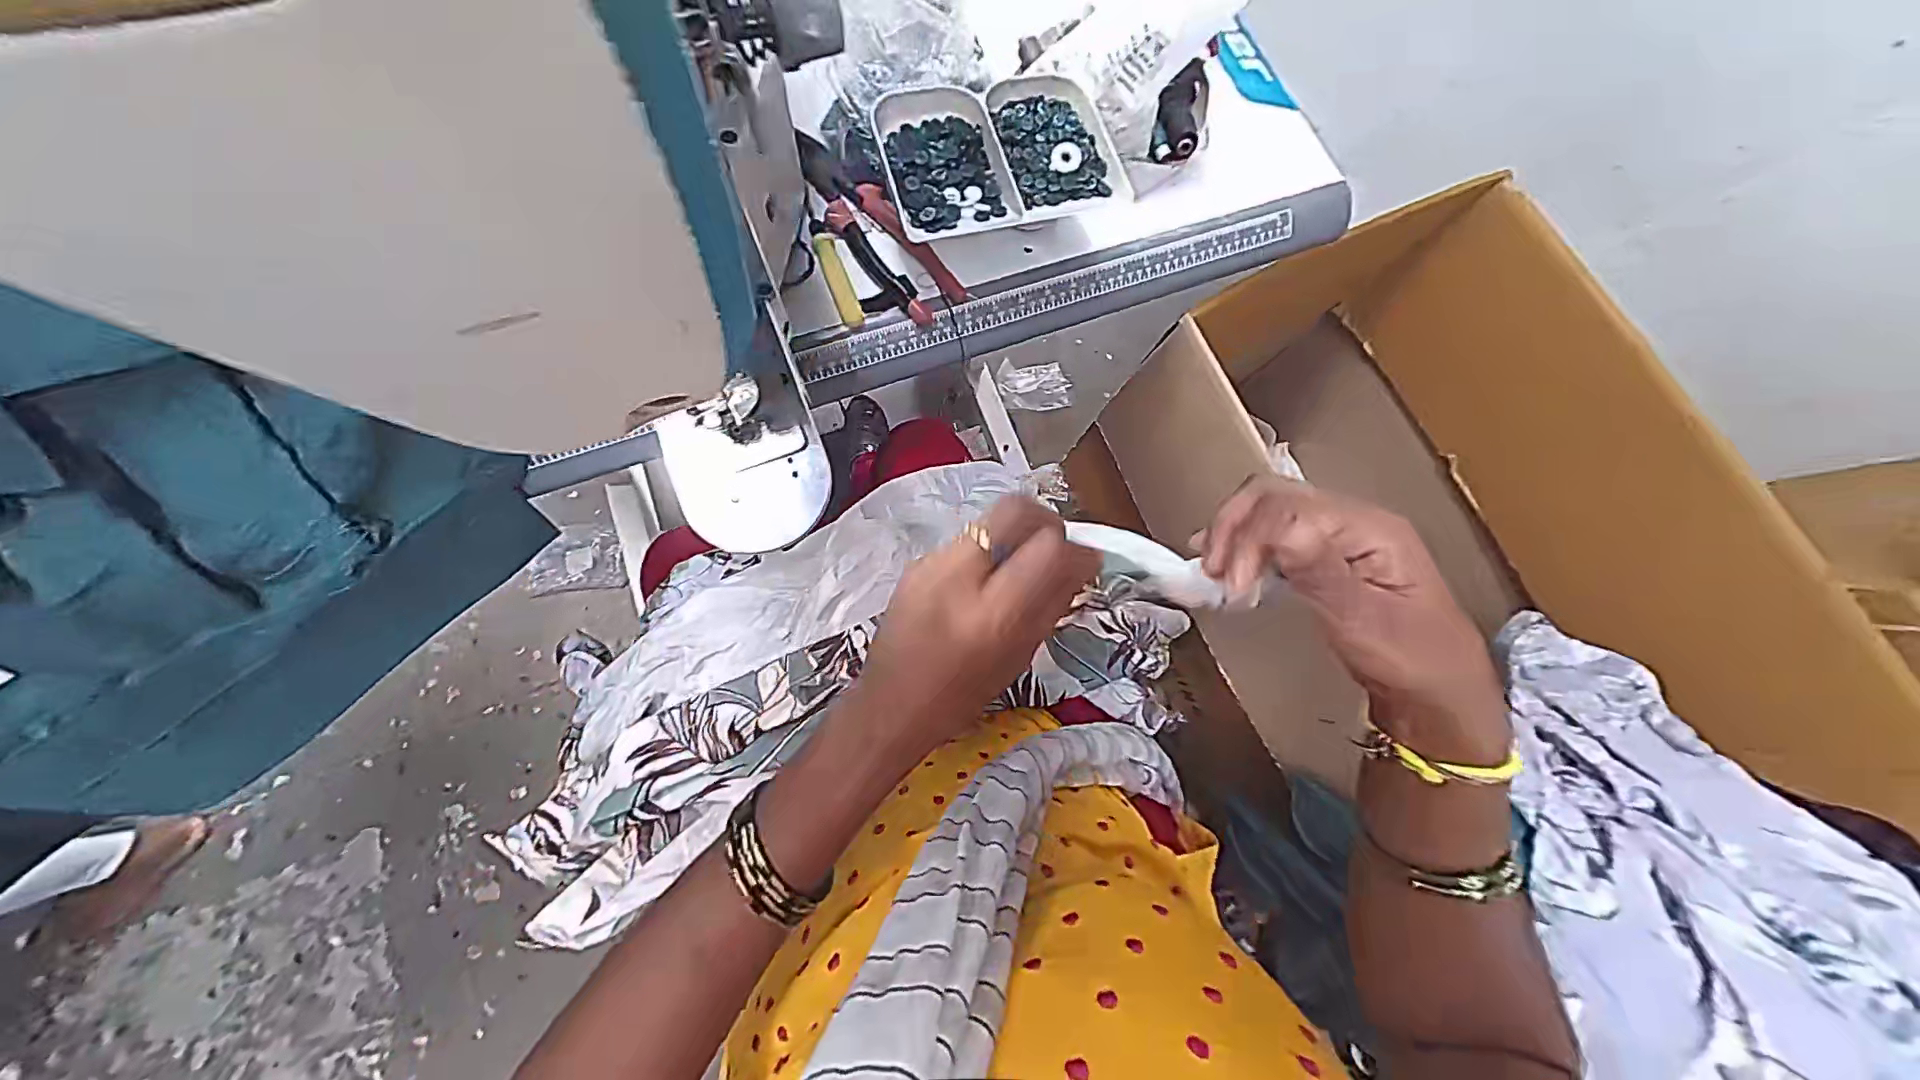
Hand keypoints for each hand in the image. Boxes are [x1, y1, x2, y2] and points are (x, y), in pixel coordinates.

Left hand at [854, 497, 1100, 756]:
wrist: (891, 703)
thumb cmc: (959, 696)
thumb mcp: (1017, 657)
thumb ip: (1051, 606)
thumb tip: (1081, 567)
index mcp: (991, 614)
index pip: (1049, 550)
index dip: (1078, 551)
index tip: (1087, 562)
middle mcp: (959, 578)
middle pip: (1016, 510)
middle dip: (1047, 522)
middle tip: (1057, 548)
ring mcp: (933, 564)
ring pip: (990, 520)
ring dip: (1016, 535)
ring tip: (1021, 566)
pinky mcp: (917, 562)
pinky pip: (966, 540)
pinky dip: (987, 550)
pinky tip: (986, 580)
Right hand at [1193, 477, 1506, 760]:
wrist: (1439, 691)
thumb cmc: (1412, 661)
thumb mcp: (1365, 621)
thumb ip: (1320, 572)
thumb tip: (1276, 531)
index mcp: (1368, 528)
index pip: (1287, 508)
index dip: (1248, 540)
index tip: (1233, 587)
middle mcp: (1351, 520)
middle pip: (1272, 495)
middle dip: (1231, 527)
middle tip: (1211, 571)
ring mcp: (1336, 534)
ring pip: (1266, 509)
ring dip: (1231, 534)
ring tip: (1212, 571)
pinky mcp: (1321, 554)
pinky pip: (1272, 533)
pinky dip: (1241, 544)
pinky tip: (1224, 565)